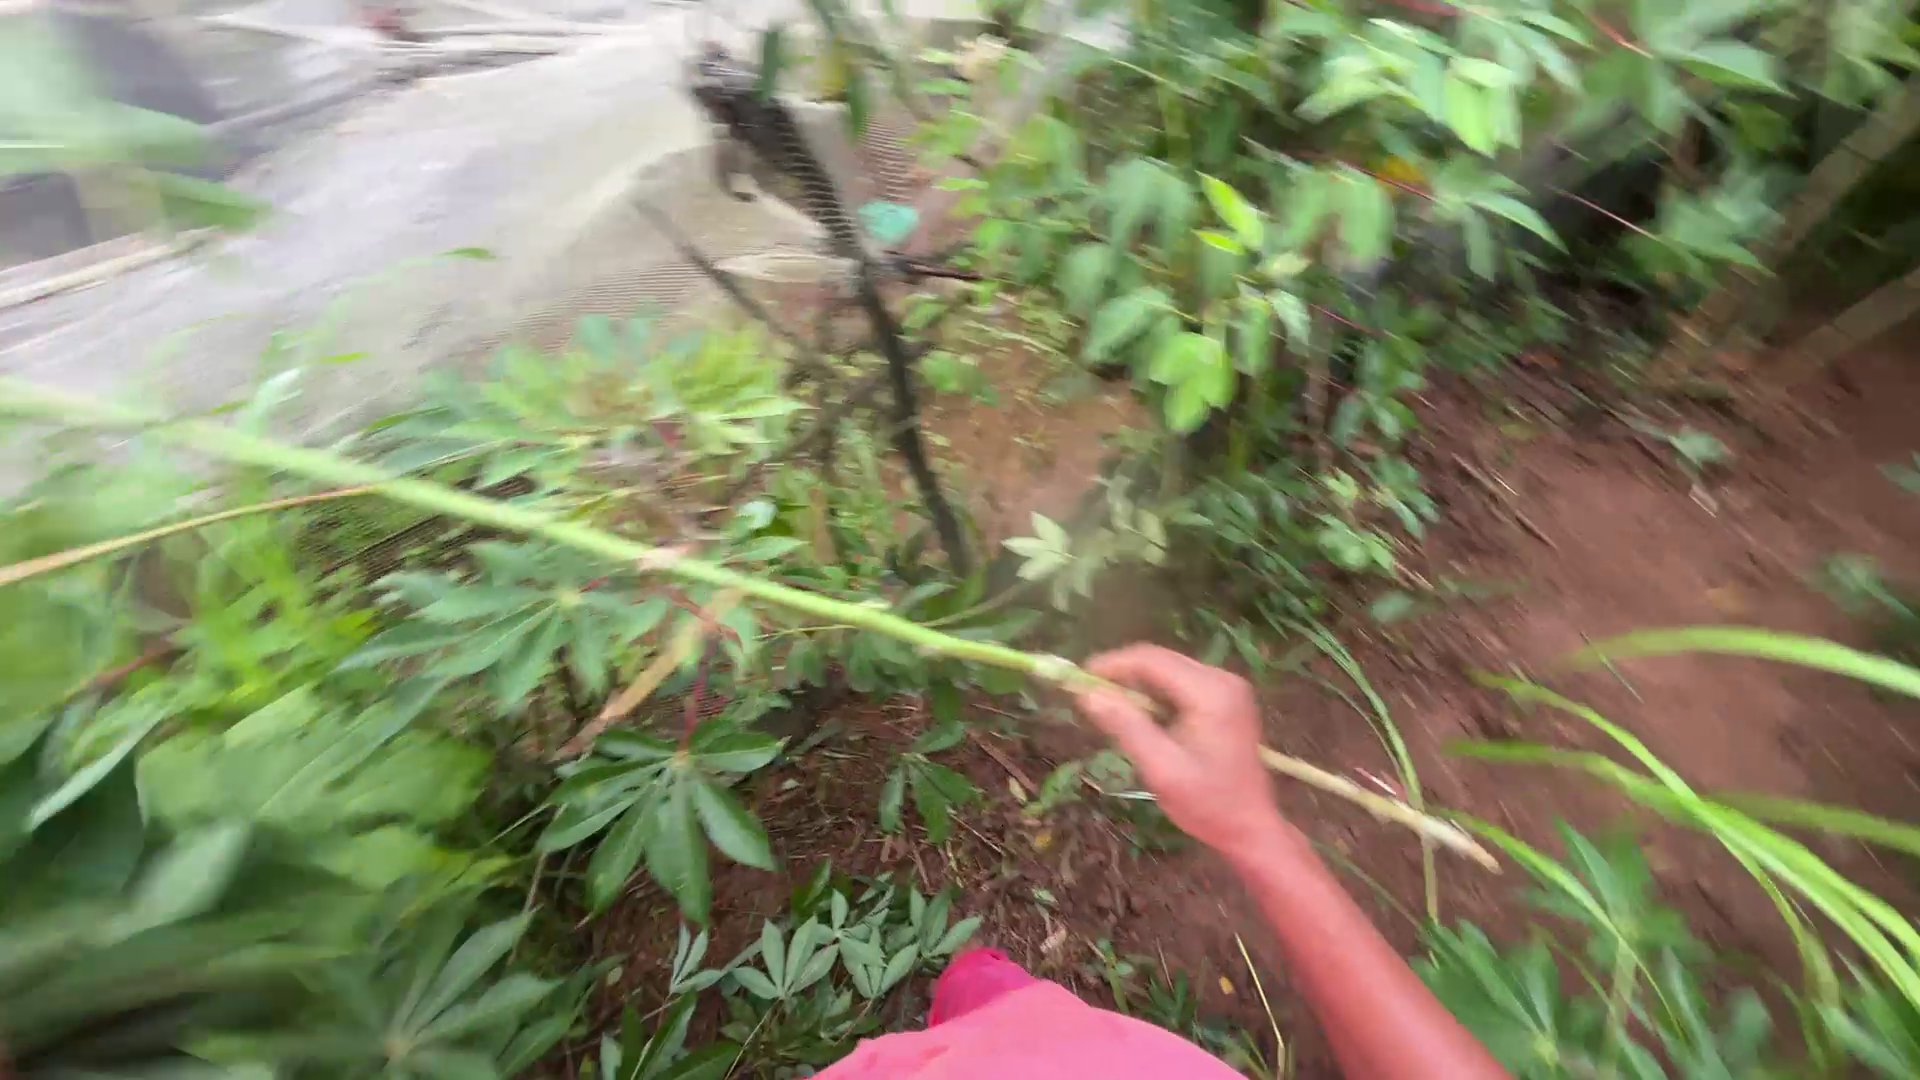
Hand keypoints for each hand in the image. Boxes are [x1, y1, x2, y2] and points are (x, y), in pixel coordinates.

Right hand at [1072, 644, 1291, 862]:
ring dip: (1136, 682)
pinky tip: (1138, 713)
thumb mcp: (1161, 769)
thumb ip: (1126, 726)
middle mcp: (1222, 680)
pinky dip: (1153, 692)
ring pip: (1167, 669)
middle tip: (1089, 693)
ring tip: (1108, 704)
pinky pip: (1179, 682)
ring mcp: (1226, 687)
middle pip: (1160, 660)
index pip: (1152, 660)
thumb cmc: (1208, 804)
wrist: (1252, 828)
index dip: (1112, 665)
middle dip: (1121, 673)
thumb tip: (1087, 694)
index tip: (1079, 680)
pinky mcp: (1225, 698)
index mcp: (1211, 693)